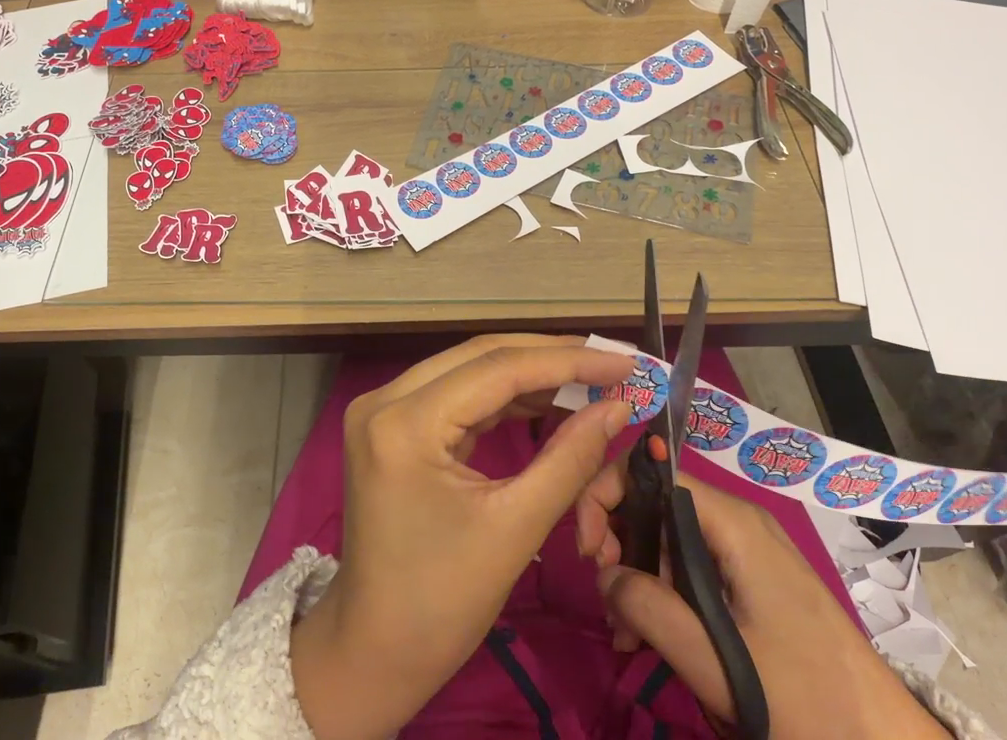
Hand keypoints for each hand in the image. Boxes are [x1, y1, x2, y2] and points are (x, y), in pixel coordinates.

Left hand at [290, 335, 634, 739]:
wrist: (378, 647)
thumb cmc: (443, 600)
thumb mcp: (516, 527)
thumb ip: (570, 457)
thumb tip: (618, 407)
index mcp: (404, 422)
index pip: (497, 368)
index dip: (569, 360)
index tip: (628, 364)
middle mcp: (383, 400)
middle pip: (480, 358)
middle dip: (552, 358)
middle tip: (616, 366)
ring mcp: (382, 411)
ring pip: (468, 371)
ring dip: (531, 375)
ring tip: (594, 382)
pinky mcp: (392, 428)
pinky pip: (455, 397)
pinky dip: (503, 398)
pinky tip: (549, 402)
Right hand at [576, 464, 951, 739]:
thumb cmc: (804, 695)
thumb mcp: (714, 657)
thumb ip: (647, 607)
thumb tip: (603, 574)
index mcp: (732, 523)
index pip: (651, 474)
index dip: (606, 499)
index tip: (588, 555)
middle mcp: (738, 524)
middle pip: (654, 508)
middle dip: (617, 548)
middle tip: (608, 607)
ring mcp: (747, 554)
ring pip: (668, 543)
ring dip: (637, 581)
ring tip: (627, 637)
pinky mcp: (752, 584)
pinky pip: (691, 571)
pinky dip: (662, 597)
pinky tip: (649, 639)